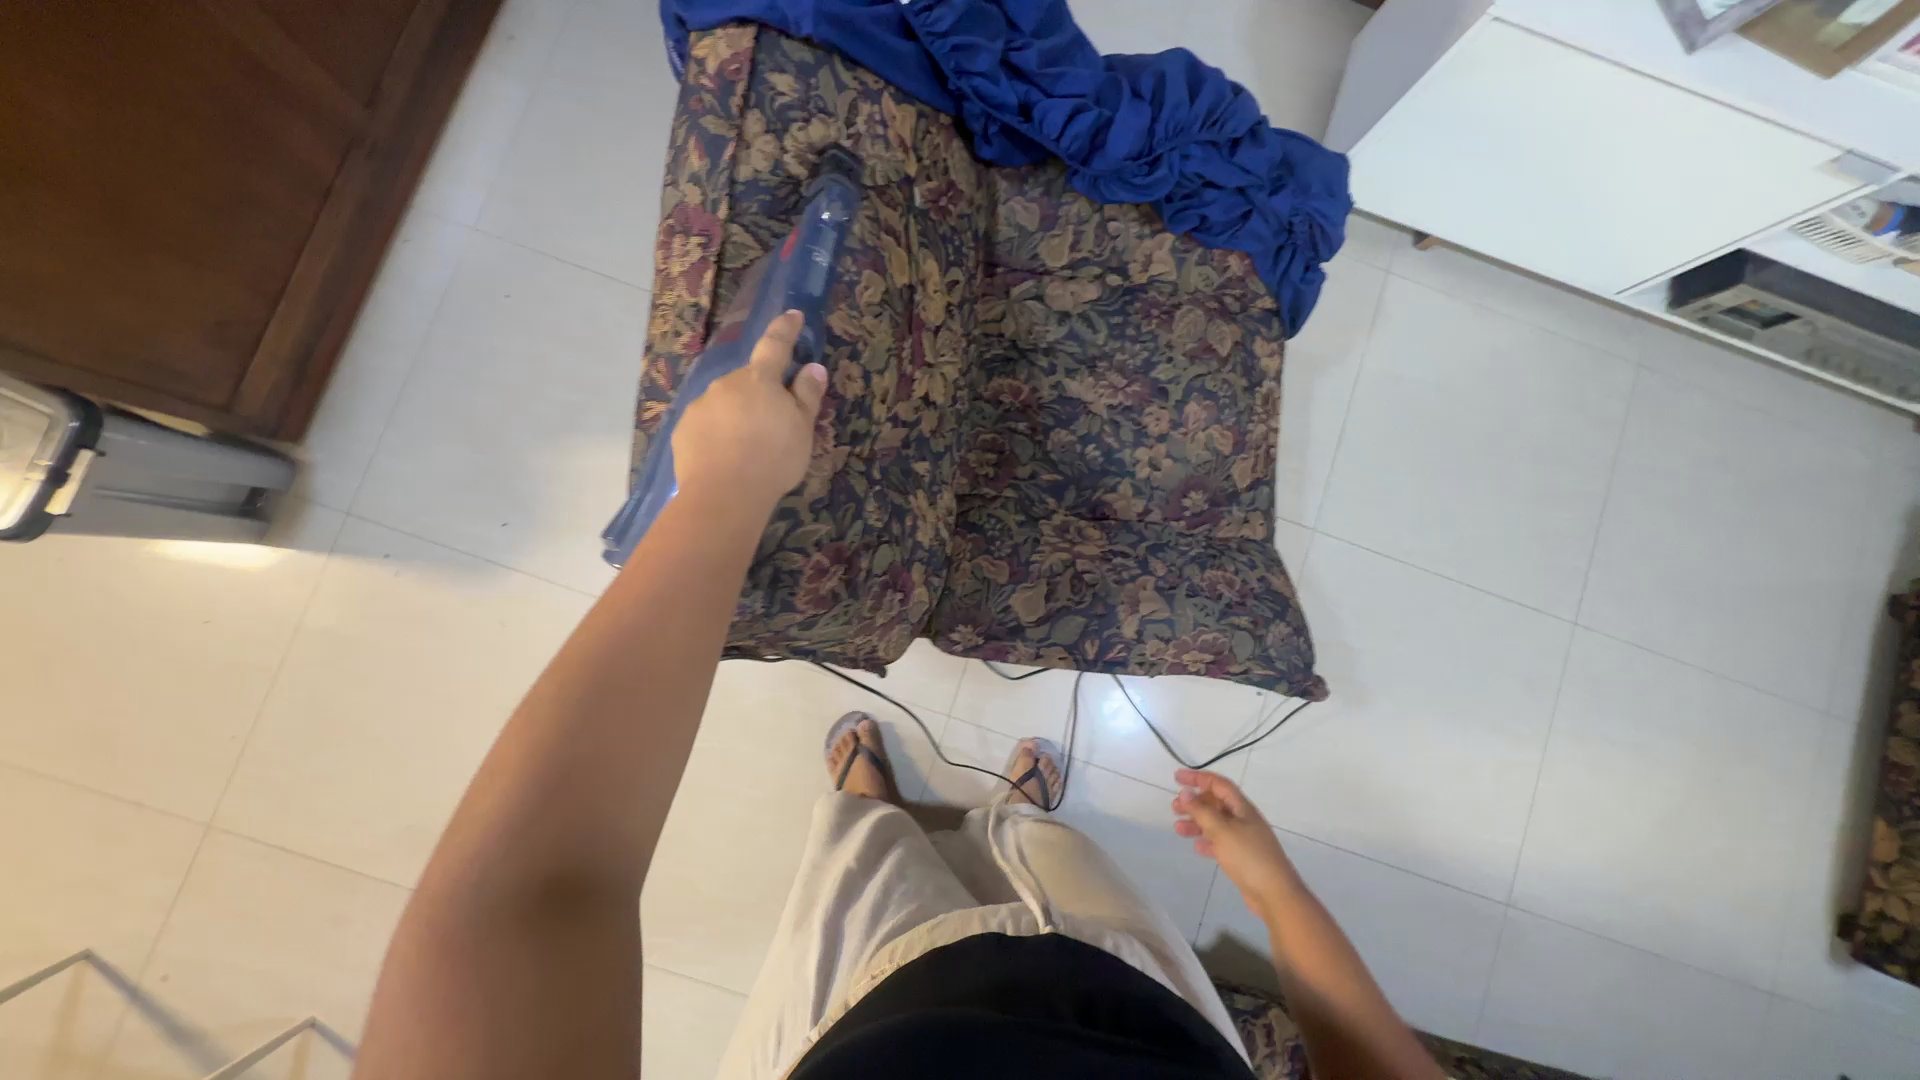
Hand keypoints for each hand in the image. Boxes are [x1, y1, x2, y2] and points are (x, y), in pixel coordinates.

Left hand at [670, 311, 828, 514]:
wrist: (724, 494)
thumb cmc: (773, 459)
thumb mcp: (802, 429)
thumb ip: (807, 395)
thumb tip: (814, 367)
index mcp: (760, 379)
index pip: (775, 345)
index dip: (785, 329)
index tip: (793, 315)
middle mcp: (726, 384)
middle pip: (748, 380)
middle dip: (759, 393)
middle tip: (773, 422)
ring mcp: (701, 405)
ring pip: (724, 402)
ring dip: (736, 415)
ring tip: (747, 447)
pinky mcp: (683, 430)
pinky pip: (706, 425)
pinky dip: (717, 434)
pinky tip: (725, 457)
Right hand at [1172, 769, 1301, 919]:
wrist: (1275, 894)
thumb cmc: (1248, 857)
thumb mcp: (1222, 830)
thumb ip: (1202, 811)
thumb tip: (1186, 793)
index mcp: (1242, 808)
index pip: (1218, 784)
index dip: (1198, 778)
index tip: (1177, 778)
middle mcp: (1244, 820)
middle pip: (1216, 803)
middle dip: (1195, 802)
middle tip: (1174, 808)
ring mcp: (1244, 839)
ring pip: (1216, 824)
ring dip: (1197, 823)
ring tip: (1178, 828)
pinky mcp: (1243, 857)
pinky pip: (1221, 843)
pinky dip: (1207, 841)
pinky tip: (1197, 847)